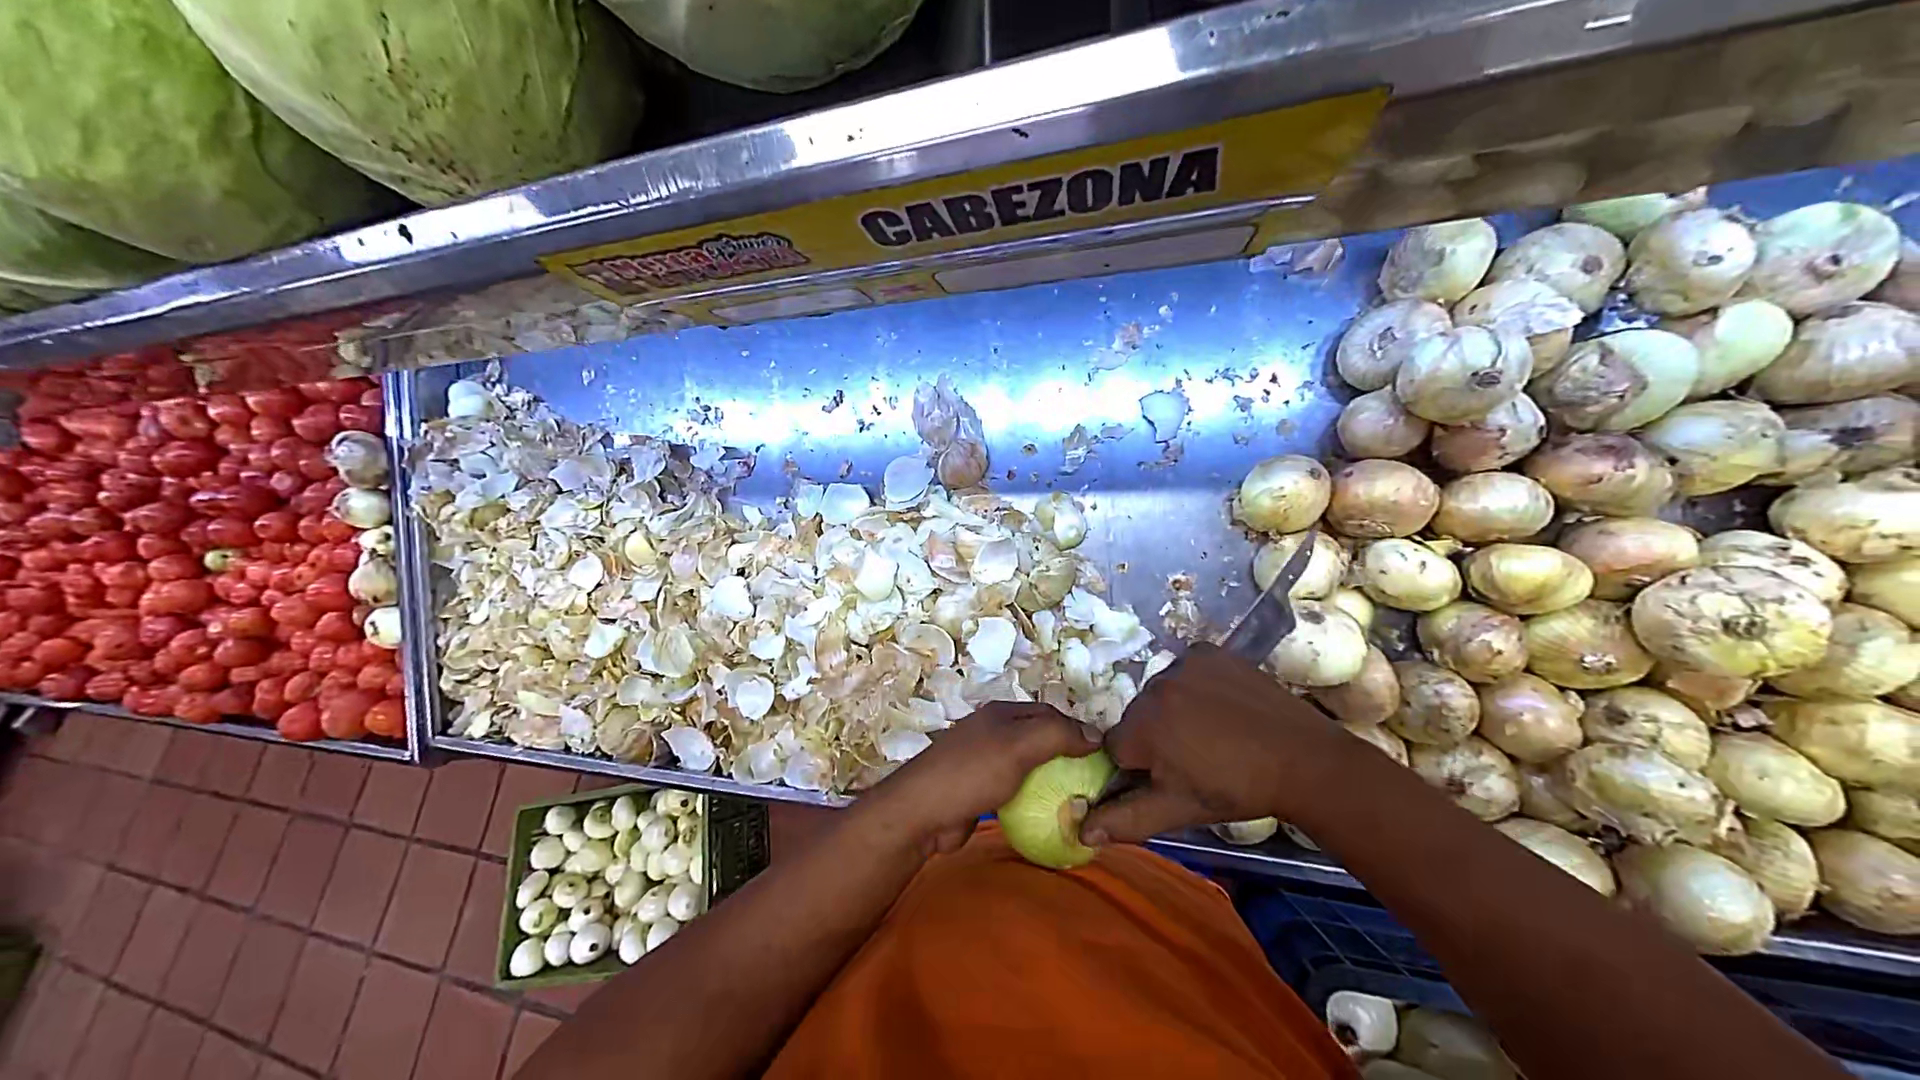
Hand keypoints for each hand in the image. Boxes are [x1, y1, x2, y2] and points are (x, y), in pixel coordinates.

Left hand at [858, 701, 1102, 855]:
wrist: (921, 813)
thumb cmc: (971, 772)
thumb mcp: (1019, 746)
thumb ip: (1057, 735)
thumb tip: (1095, 735)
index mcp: (1003, 713)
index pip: (1052, 714)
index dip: (1079, 731)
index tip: (1105, 757)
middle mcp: (995, 732)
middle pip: (1041, 739)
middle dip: (1068, 756)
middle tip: (1096, 782)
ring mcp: (986, 762)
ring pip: (1030, 766)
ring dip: (1052, 780)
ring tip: (1080, 799)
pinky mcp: (981, 791)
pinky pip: (1017, 790)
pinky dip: (1034, 798)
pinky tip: (1050, 814)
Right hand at [1081, 643, 1350, 844]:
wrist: (1303, 760)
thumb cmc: (1236, 789)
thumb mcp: (1178, 809)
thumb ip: (1127, 818)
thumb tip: (1082, 832)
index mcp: (1143, 726)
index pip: (1117, 747)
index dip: (1141, 766)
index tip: (1173, 775)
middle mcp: (1155, 686)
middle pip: (1138, 717)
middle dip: (1156, 738)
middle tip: (1196, 759)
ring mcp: (1184, 663)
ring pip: (1161, 694)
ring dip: (1174, 711)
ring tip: (1213, 734)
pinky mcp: (1209, 652)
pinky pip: (1185, 670)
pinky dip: (1195, 685)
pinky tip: (1220, 706)